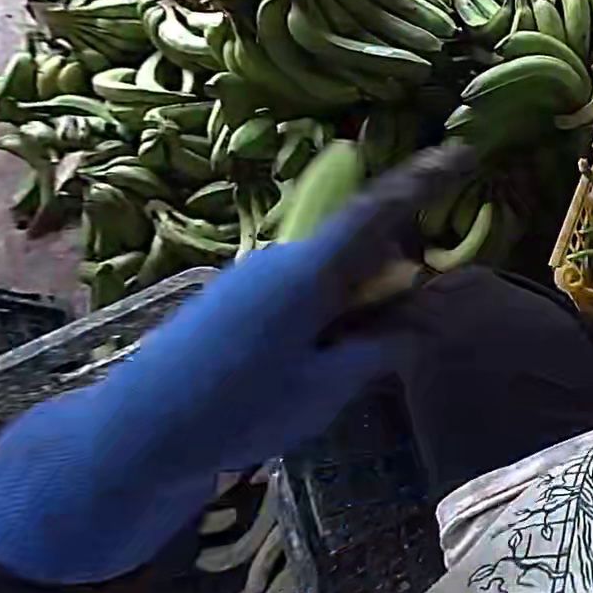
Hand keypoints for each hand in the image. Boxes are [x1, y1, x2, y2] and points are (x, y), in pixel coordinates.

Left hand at [0, 145, 473, 583]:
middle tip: (410, 309)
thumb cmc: (235, 411)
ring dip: (359, 292)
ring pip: (332, 267)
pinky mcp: (238, 295)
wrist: (129, 439)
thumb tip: (418, 322)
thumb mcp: (325, 387)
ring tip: (354, 348)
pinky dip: (331, 303)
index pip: (379, 210)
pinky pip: (305, 283)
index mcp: (308, 271)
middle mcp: (283, 259)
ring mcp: (255, 275)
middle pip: (360, 241)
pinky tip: (320, 350)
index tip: (463, 153)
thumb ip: (380, 346)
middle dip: (393, 264)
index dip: (425, 179)